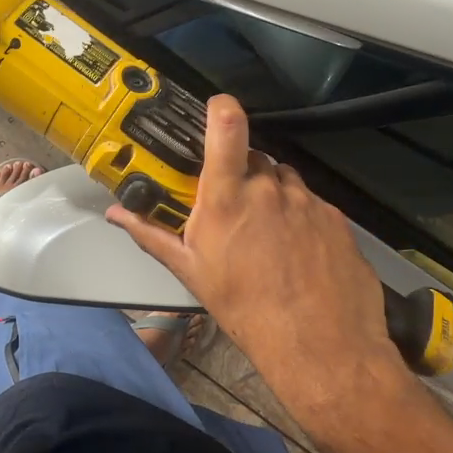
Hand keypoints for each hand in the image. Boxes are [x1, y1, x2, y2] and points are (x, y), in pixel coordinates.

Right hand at [107, 95, 403, 412]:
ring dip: (274, 194)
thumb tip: (115, 215)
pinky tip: (300, 252)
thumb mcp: (191, 272)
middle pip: (255, 158)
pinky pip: (314, 205)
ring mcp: (308, 202)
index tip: (217, 105)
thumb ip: (151, 234)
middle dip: (243, 174)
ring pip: (285, 180)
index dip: (222, 107)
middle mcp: (269, 189)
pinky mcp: (338, 220)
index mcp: (228, 196)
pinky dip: (303, 218)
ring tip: (269, 232)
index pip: (228, 128)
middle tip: (236, 207)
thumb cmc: (246, 308)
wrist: (322, 348)